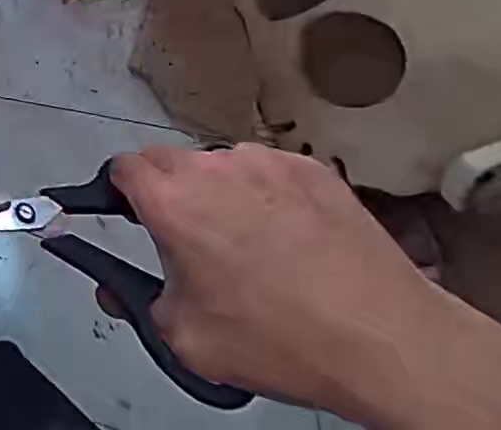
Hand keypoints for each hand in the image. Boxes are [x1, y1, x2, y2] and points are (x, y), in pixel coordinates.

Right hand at [108, 144, 447, 411]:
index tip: (129, 206)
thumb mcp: (188, 340)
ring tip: (249, 242)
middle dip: (166, 190)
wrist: (384, 338)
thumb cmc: (286, 340)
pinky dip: (265, 193)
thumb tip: (116, 288)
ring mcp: (262, 160)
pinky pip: (266, 169)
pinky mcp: (305, 165)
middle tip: (187, 235)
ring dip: (218, 191)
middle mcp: (212, 168)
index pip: (123, 167)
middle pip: (167, 160)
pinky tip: (289, 236)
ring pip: (218, 164)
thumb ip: (136, 303)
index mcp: (173, 202)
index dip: (120, 188)